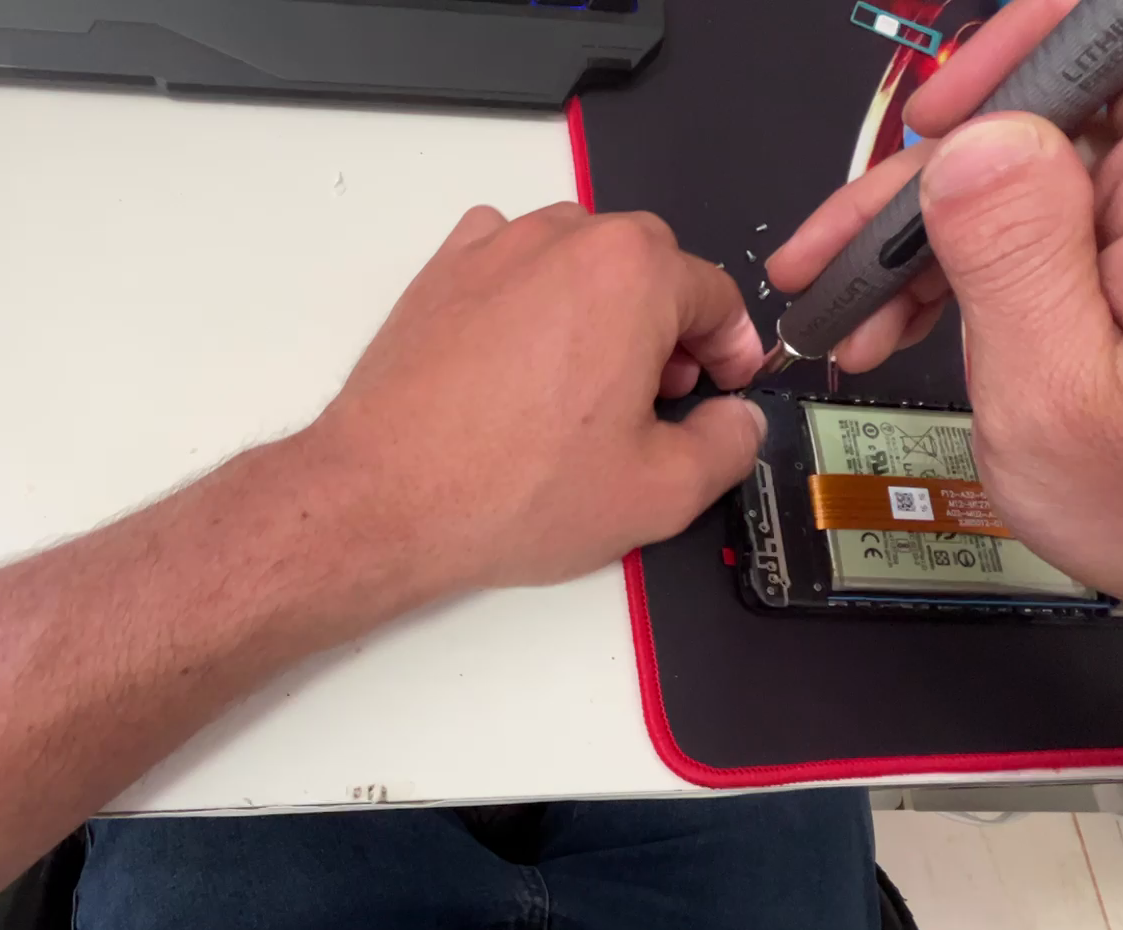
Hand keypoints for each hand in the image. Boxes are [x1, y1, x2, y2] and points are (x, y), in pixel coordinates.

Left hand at [302, 203, 767, 593]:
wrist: (383, 498)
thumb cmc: (514, 491)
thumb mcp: (658, 492)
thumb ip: (728, 446)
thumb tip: (739, 420)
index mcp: (631, 273)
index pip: (712, 292)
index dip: (731, 344)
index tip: (726, 381)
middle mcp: (561, 238)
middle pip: (647, 267)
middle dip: (669, 326)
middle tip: (661, 393)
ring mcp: (491, 249)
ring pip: (578, 262)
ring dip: (603, 310)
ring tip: (590, 382)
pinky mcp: (439, 274)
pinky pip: (510, 268)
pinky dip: (534, 301)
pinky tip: (525, 362)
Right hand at [769, 0, 1122, 644]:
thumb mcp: (1055, 397)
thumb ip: (1015, 260)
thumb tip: (968, 147)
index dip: (1032, 43)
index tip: (933, 125)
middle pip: (1058, 118)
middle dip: (923, 185)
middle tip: (821, 262)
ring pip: (1040, 183)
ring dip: (928, 245)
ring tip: (845, 324)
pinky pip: (1058, 237)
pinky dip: (972, 276)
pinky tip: (902, 333)